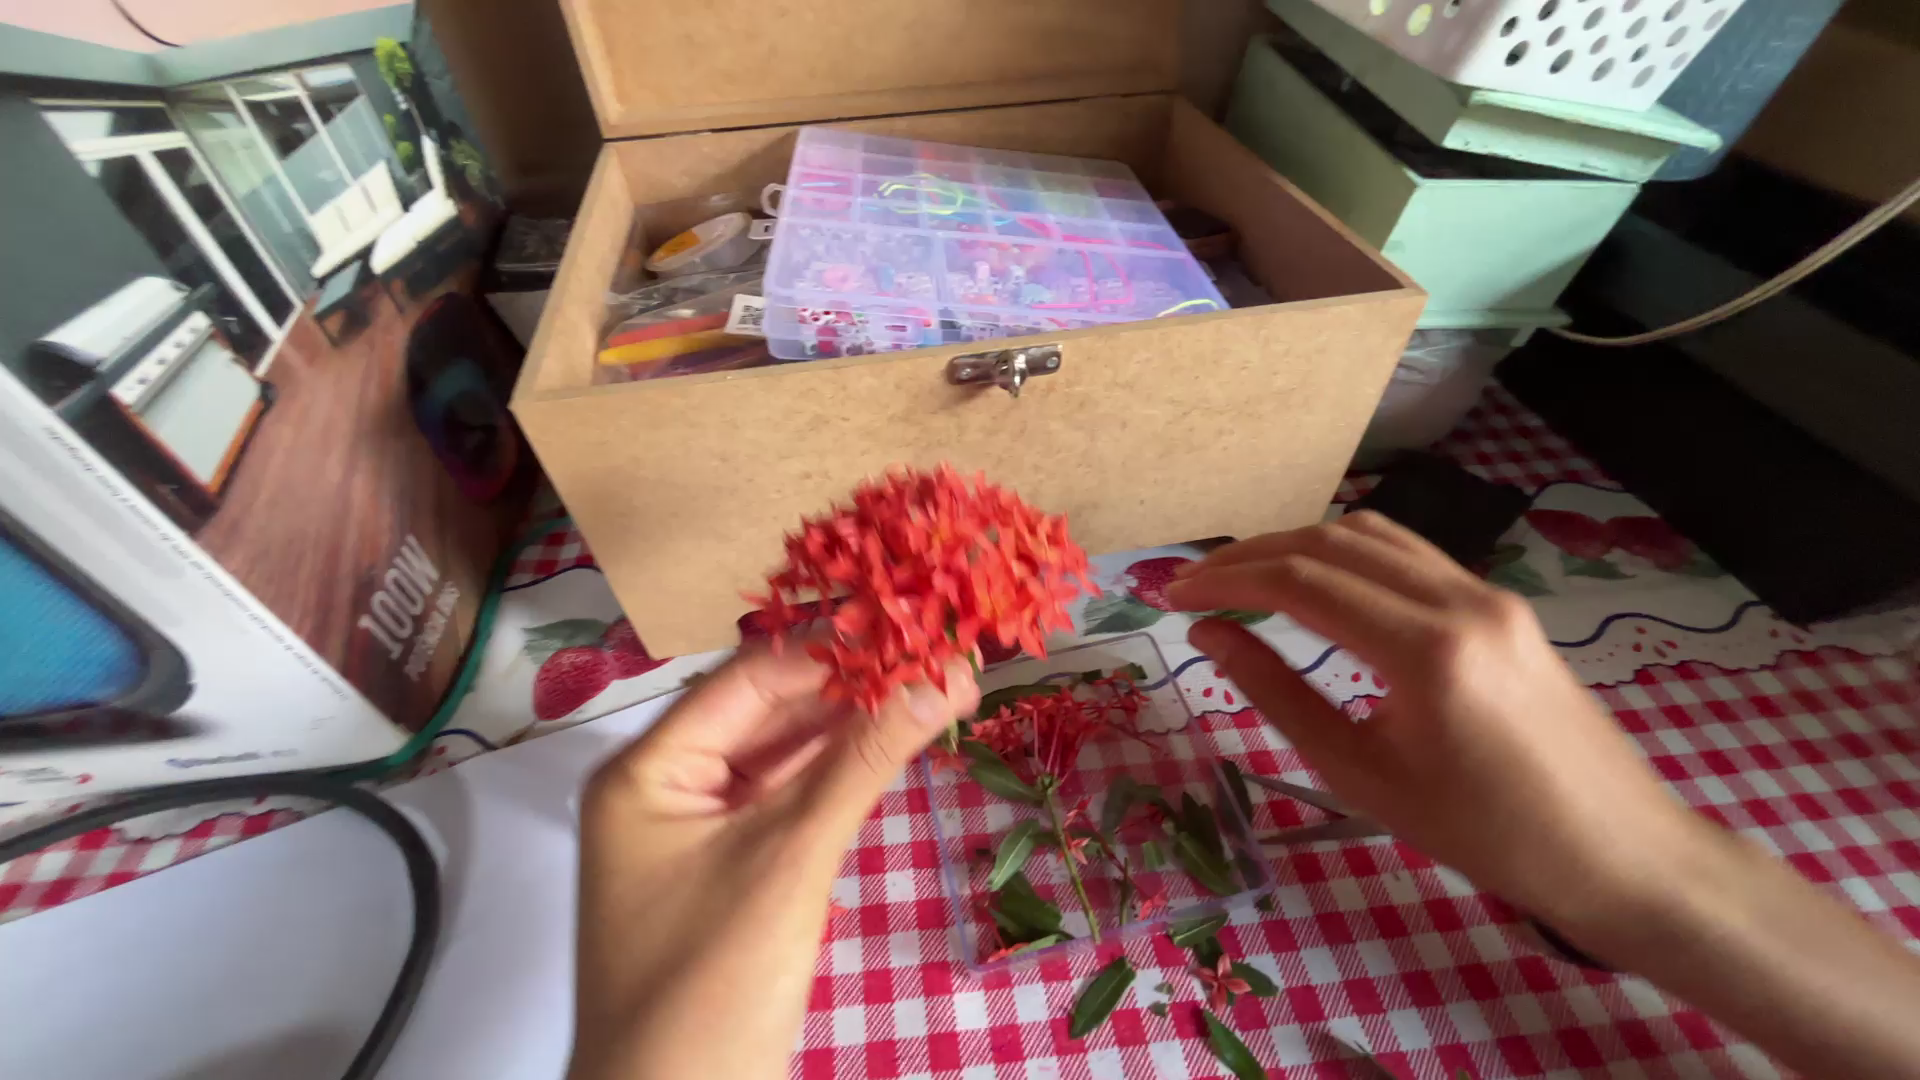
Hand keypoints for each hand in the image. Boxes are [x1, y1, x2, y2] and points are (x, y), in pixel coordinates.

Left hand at [569, 646, 977, 1079]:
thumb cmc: (713, 985)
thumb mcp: (792, 858)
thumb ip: (865, 760)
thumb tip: (943, 678)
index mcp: (647, 768)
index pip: (749, 679)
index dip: (831, 650)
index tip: (905, 627)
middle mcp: (667, 782)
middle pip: (768, 711)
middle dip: (851, 688)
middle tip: (931, 656)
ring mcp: (702, 823)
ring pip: (785, 751)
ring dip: (854, 725)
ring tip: (929, 686)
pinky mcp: (735, 858)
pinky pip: (791, 793)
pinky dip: (841, 769)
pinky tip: (893, 738)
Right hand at [1170, 512, 1919, 1079]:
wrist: (1620, 851)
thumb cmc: (1480, 831)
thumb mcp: (1357, 771)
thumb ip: (1274, 691)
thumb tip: (1208, 634)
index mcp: (1424, 649)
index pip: (1299, 581)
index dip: (1223, 580)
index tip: (1170, 594)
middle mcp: (1457, 598)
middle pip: (1327, 543)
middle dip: (1246, 555)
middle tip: (1189, 583)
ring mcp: (1484, 591)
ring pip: (1366, 533)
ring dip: (1291, 545)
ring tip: (1238, 576)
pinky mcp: (1494, 599)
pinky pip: (1402, 551)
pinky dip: (1340, 551)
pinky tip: (1311, 578)